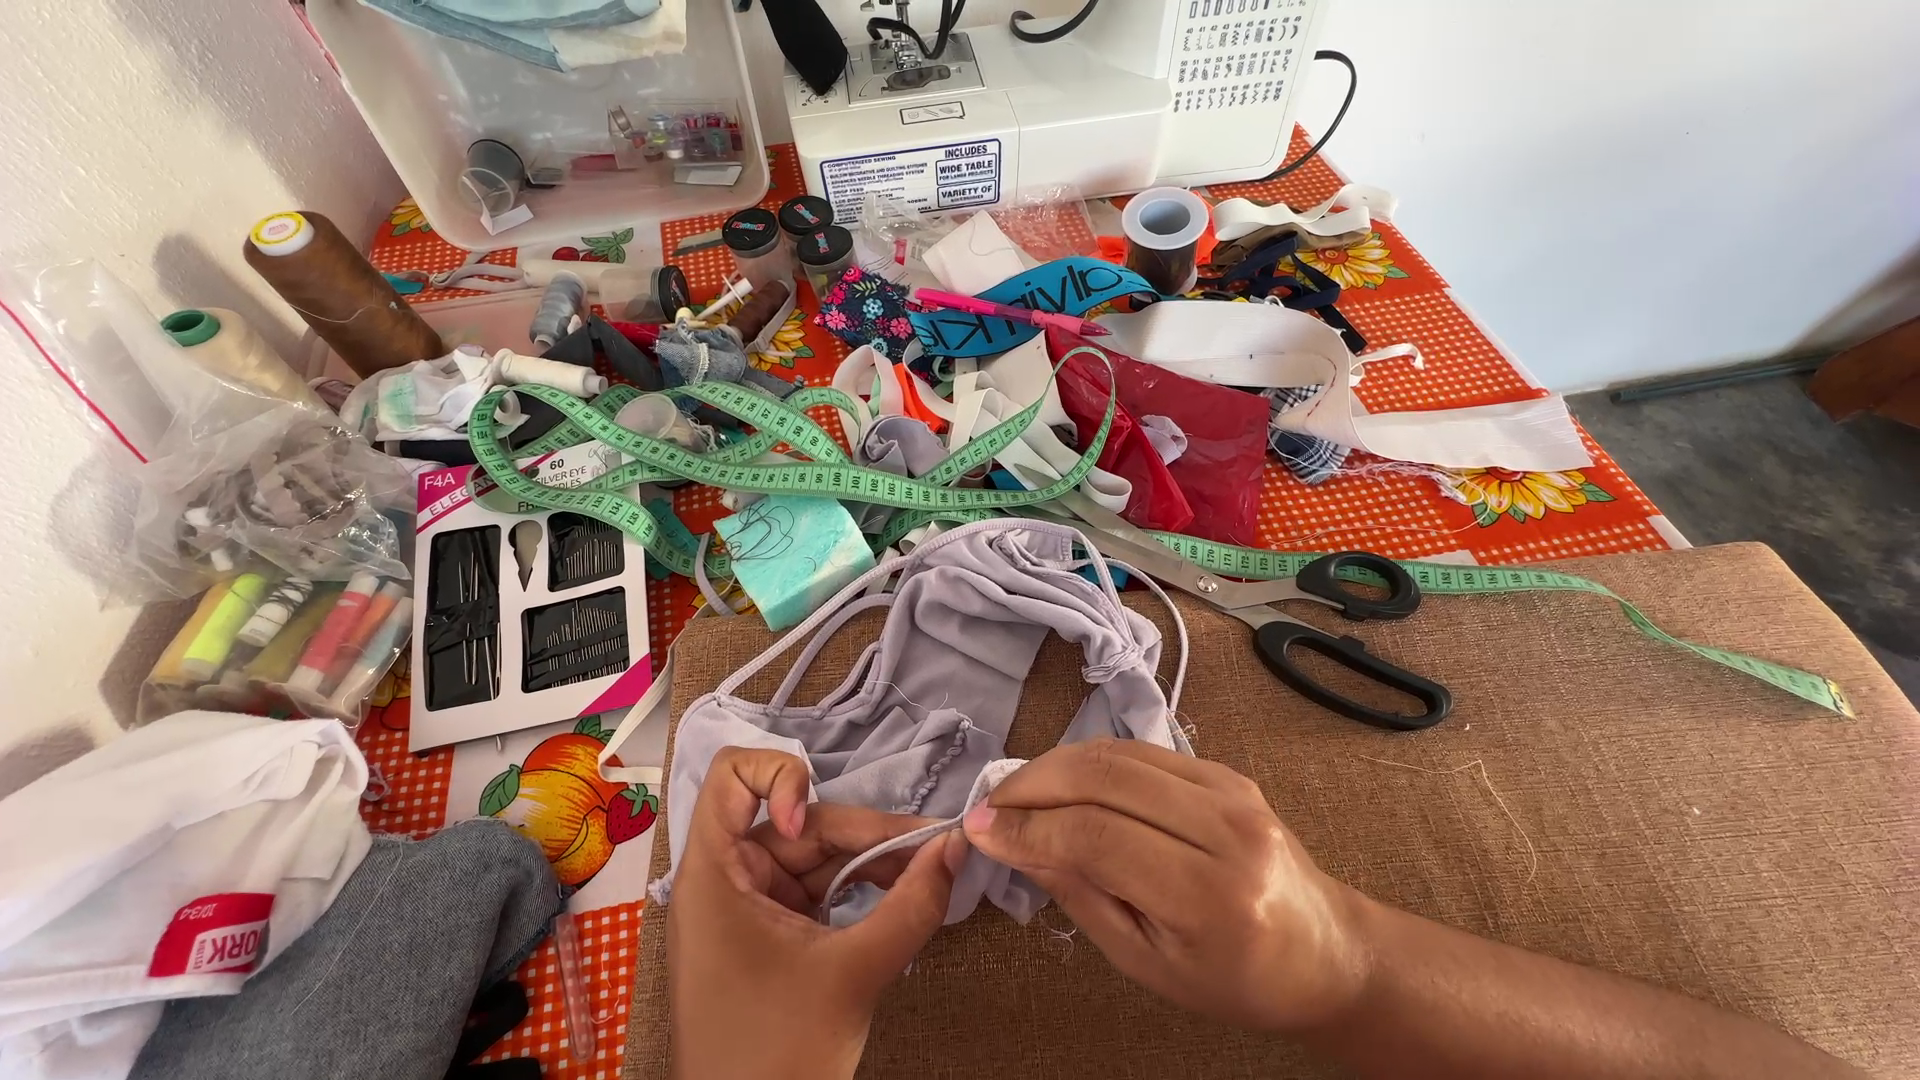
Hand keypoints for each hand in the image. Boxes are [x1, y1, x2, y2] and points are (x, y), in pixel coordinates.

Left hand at [668, 747, 965, 1079]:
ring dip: (874, 860)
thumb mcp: (853, 974)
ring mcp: (753, 904)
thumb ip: (911, 905)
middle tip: (935, 843)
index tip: (806, 827)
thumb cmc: (777, 1056)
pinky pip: (822, 888)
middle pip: (801, 822)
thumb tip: (956, 844)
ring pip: (820, 856)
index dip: (779, 779)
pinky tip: (904, 891)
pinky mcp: (776, 930)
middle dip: (866, 833)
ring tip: (930, 868)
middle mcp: (729, 876)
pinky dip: (862, 888)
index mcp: (716, 873)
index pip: (734, 776)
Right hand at [960, 738, 1368, 1033]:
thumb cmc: (1235, 980)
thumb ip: (1081, 895)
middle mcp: (1226, 827)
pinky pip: (1141, 751)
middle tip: (990, 804)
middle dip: (1033, 785)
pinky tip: (1063, 779)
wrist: (1325, 949)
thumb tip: (1017, 843)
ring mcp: (1231, 788)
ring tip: (1017, 791)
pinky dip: (1090, 760)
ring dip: (1055, 765)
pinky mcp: (1226, 770)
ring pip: (1118, 753)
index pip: (1098, 837)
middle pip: (1105, 778)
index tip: (979, 830)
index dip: (1028, 828)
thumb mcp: (1148, 962)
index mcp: (1212, 894)